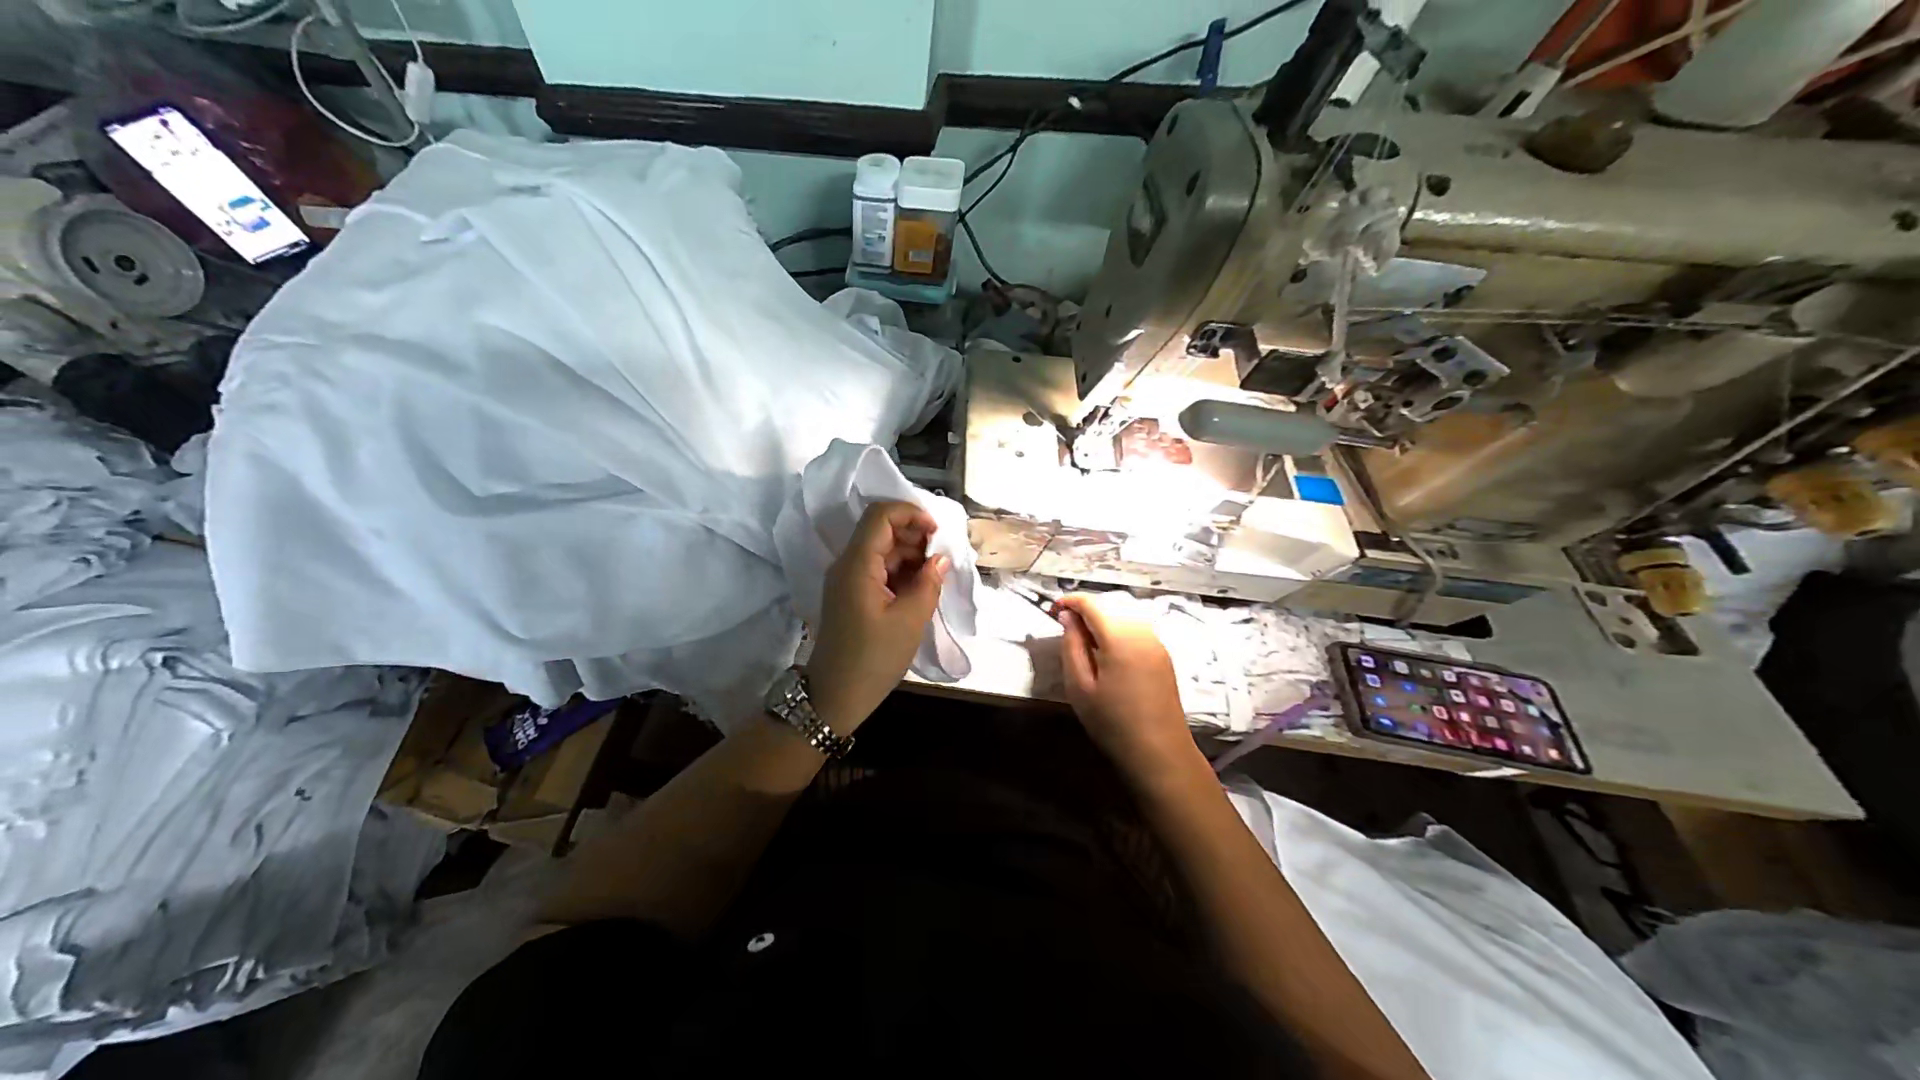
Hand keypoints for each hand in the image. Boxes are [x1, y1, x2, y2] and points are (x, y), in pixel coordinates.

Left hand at [805, 501, 949, 733]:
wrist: (834, 697)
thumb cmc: (872, 659)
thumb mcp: (909, 621)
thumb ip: (928, 583)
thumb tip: (940, 559)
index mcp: (857, 565)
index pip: (880, 515)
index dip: (911, 514)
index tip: (937, 533)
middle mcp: (847, 564)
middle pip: (880, 529)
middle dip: (914, 534)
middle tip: (940, 558)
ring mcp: (846, 579)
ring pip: (880, 548)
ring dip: (909, 554)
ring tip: (934, 576)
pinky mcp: (850, 594)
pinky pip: (877, 568)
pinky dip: (900, 570)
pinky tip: (919, 588)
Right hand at [1056, 593, 1200, 781]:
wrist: (1159, 752)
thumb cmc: (1112, 722)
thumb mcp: (1079, 686)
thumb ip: (1071, 645)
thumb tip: (1066, 617)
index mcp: (1119, 637)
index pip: (1091, 604)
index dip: (1069, 601)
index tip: (1052, 609)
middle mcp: (1142, 632)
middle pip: (1109, 607)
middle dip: (1085, 612)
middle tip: (1064, 629)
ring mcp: (1156, 643)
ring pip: (1124, 618)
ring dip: (1102, 622)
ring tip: (1084, 644)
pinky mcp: (1163, 655)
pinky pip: (1136, 631)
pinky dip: (1118, 632)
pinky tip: (1108, 654)